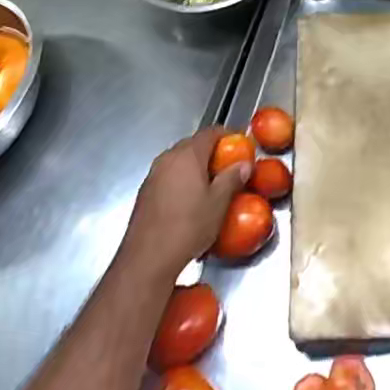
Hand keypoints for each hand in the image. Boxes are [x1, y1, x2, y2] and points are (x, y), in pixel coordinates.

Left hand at [120, 129, 250, 279]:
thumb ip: (232, 178)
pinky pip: (168, 175)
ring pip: (178, 160)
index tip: (239, 144)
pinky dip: (181, 179)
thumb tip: (244, 165)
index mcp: (187, 155)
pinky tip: (189, 201)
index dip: (227, 135)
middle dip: (211, 151)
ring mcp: (153, 174)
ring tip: (210, 185)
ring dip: (195, 166)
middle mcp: (167, 158)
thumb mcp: (219, 203)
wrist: (148, 256)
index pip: (210, 132)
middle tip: (228, 166)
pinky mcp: (145, 191)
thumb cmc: (188, 227)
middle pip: (193, 144)